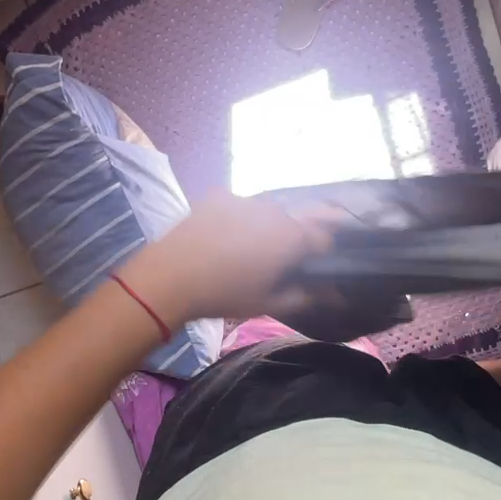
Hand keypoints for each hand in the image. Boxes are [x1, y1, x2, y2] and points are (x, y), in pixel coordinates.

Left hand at [120, 194, 334, 322]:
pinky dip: (243, 216)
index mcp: (291, 237)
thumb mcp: (267, 302)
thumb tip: (331, 294)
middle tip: (292, 252)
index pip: (324, 237)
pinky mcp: (219, 196)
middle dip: (304, 232)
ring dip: (273, 222)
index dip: (324, 253)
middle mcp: (274, 211)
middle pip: (301, 216)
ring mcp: (245, 199)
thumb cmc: (224, 295)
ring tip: (260, 243)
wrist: (170, 277)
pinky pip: (241, 204)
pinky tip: (230, 233)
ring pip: (271, 209)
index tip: (316, 266)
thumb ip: (303, 296)